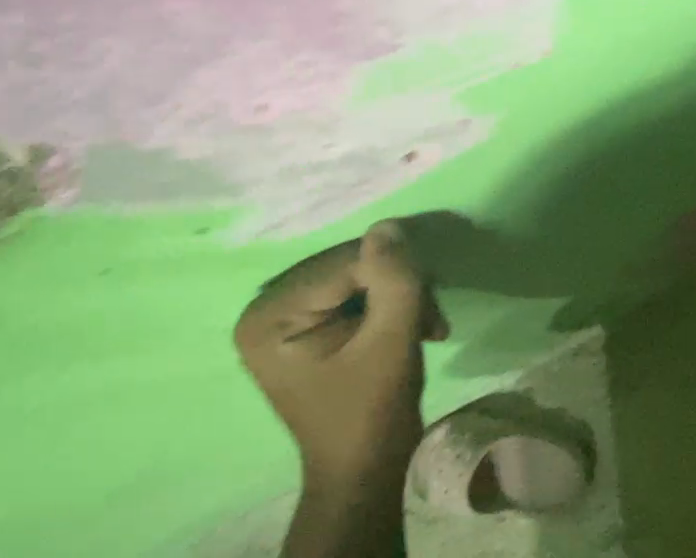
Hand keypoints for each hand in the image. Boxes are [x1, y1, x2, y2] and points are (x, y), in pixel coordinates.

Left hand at [234, 221, 448, 484]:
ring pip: (358, 275)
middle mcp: (265, 307)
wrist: (364, 469)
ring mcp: (282, 316)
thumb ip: (394, 280)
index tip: (430, 309)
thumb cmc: (372, 413)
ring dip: (400, 294)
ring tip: (426, 327)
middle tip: (431, 319)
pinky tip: (411, 327)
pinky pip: (354, 291)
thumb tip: (389, 225)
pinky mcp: (304, 325)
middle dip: (398, 285)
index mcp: (269, 315)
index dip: (396, 275)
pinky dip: (388, 304)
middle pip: (349, 265)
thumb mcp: (392, 340)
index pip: (346, 263)